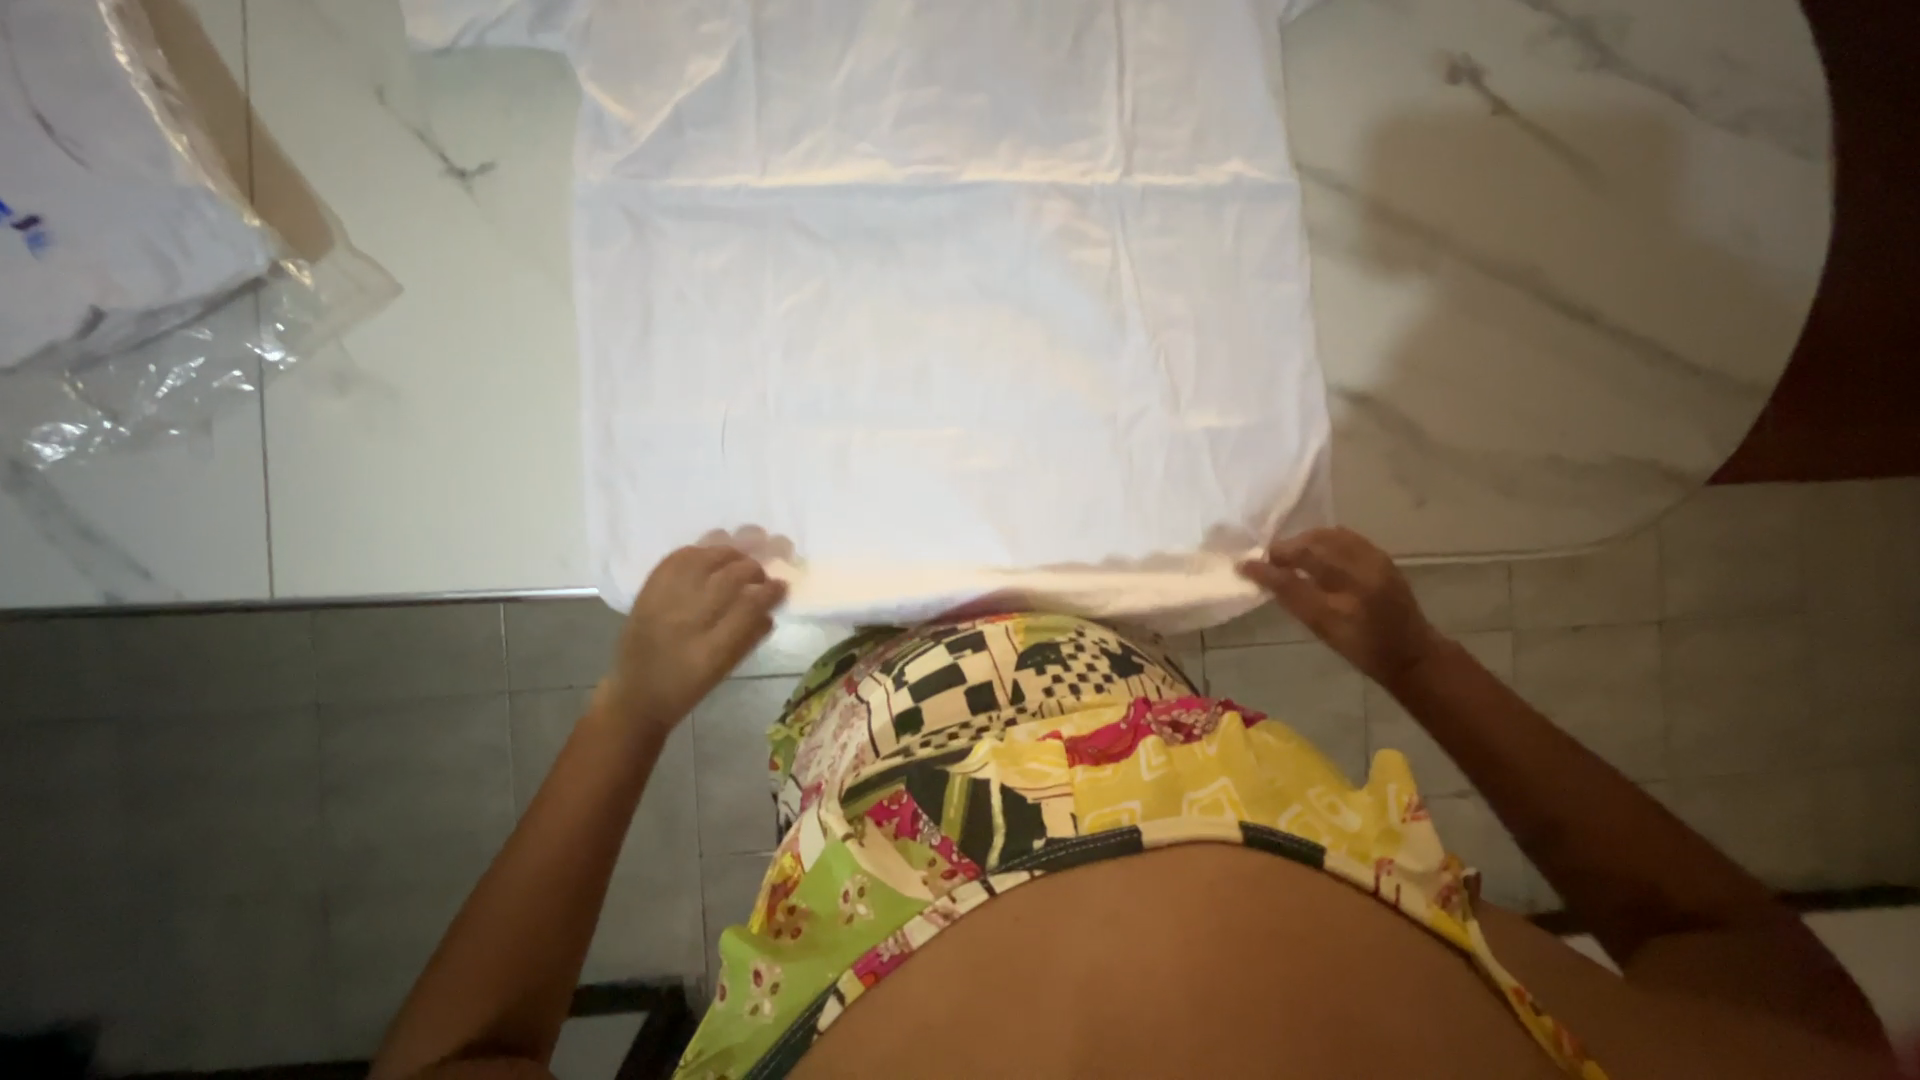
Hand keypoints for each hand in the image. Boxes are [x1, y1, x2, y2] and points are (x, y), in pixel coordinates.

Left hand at [598, 546, 786, 734]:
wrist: (634, 694)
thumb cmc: (686, 687)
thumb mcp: (725, 670)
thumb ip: (750, 637)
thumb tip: (770, 607)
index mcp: (711, 651)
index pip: (749, 607)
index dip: (770, 591)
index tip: (782, 585)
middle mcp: (686, 623)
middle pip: (727, 579)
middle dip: (752, 568)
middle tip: (760, 573)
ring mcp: (662, 604)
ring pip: (701, 561)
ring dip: (727, 553)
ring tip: (738, 558)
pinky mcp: (646, 594)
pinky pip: (674, 560)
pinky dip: (696, 552)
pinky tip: (709, 554)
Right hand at [1237, 527, 1445, 687]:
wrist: (1412, 653)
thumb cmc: (1363, 650)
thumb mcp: (1323, 632)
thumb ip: (1293, 600)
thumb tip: (1262, 575)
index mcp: (1342, 608)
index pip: (1292, 581)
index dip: (1265, 570)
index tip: (1243, 565)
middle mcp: (1359, 580)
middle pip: (1310, 550)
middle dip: (1284, 550)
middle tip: (1269, 559)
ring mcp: (1374, 564)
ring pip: (1328, 537)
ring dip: (1303, 541)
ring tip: (1291, 553)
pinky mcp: (1382, 556)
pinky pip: (1345, 537)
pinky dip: (1324, 539)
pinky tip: (1316, 550)